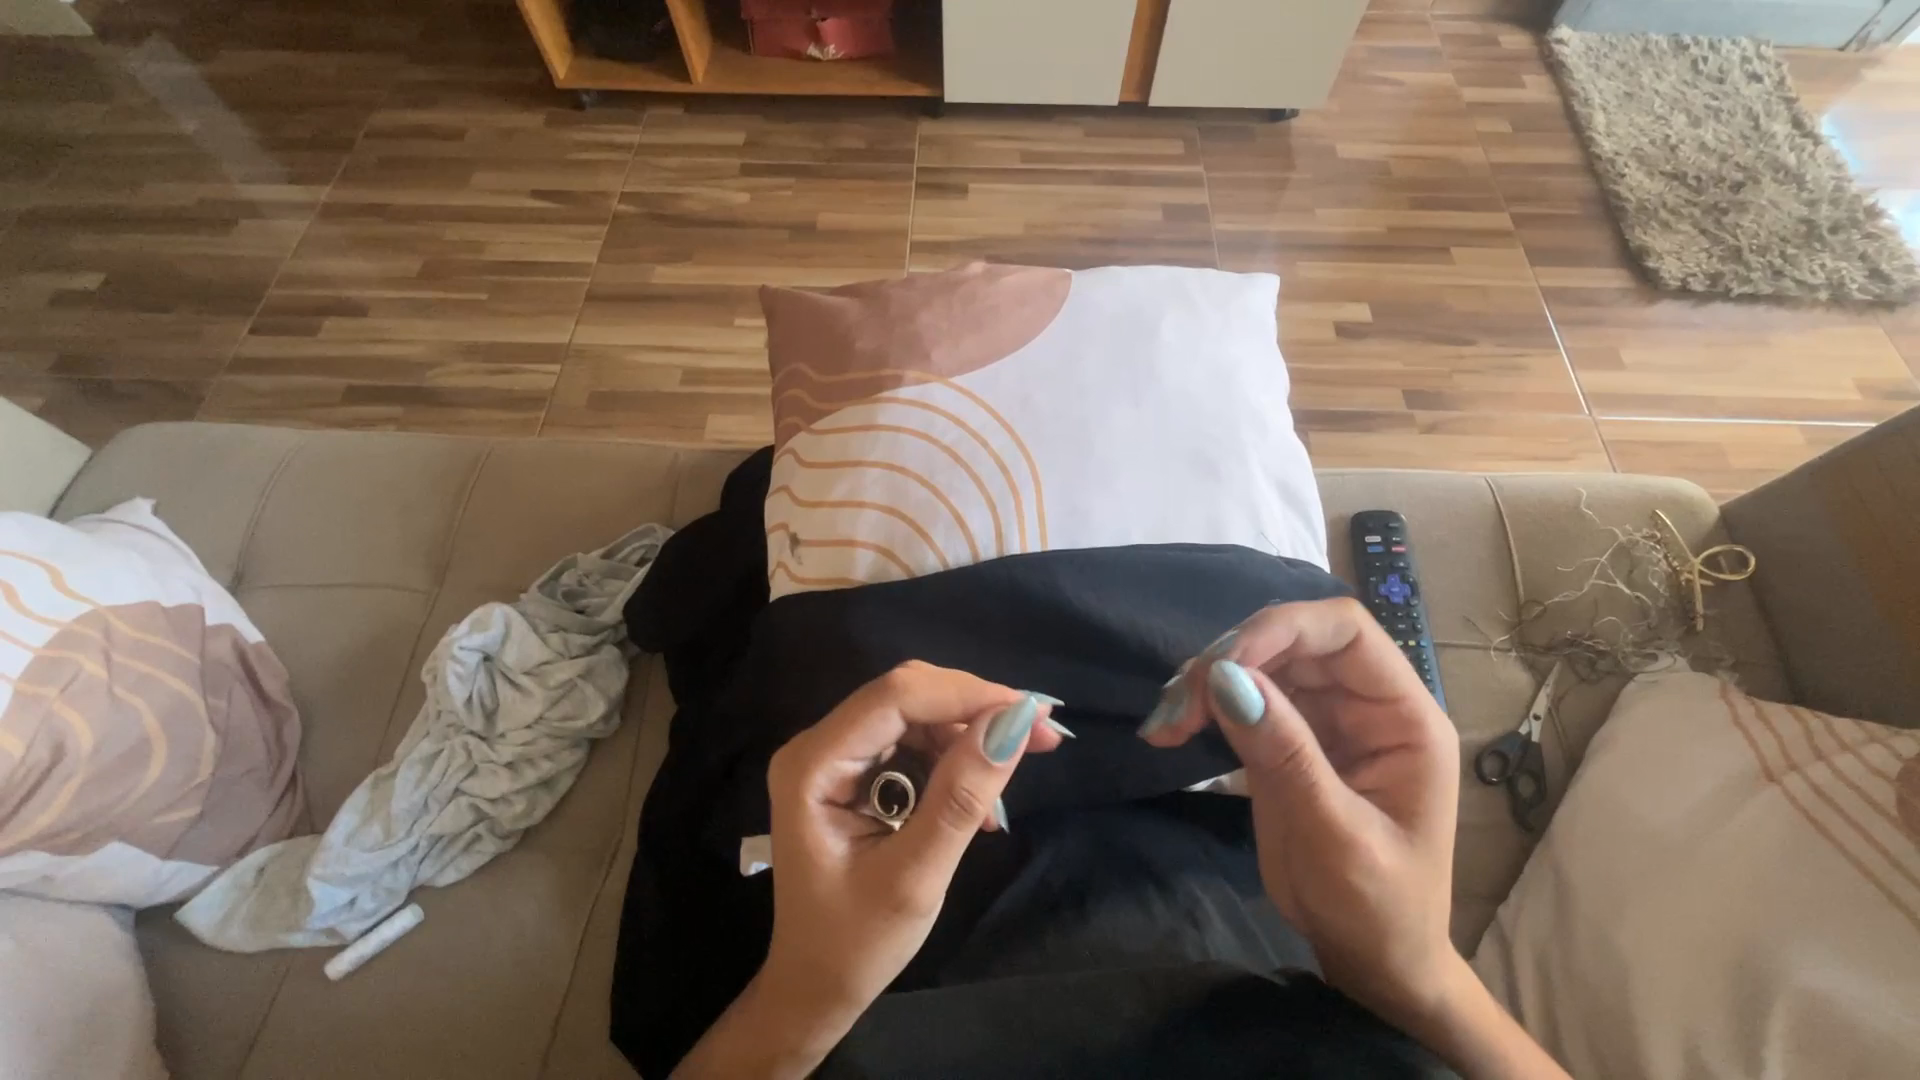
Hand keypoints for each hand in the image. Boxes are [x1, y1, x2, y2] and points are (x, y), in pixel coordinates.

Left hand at [675, 662, 1062, 1078]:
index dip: (966, 694)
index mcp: (814, 766)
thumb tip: (1012, 725)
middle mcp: (818, 746)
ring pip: (915, 713)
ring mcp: (835, 755)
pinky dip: (954, 756)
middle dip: (975, 708)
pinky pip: (912, 740)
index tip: (1032, 712)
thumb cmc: (855, 943)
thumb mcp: (915, 876)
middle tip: (1041, 734)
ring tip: (1017, 764)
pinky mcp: (854, 770)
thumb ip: (960, 798)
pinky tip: (982, 794)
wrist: (816, 983)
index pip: (895, 698)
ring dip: (970, 733)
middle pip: (905, 696)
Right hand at [1139, 597, 1461, 1025]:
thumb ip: (1286, 756)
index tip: (1219, 667)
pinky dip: (1201, 706)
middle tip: (1177, 708)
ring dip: (1205, 683)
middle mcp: (1361, 704)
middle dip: (1229, 660)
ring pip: (1256, 664)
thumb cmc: (1377, 908)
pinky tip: (1171, 730)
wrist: (1368, 956)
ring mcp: (1321, 718)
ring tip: (1167, 725)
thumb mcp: (1337, 838)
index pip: (1345, 632)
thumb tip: (1226, 679)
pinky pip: (1238, 697)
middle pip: (1290, 640)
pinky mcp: (1284, 737)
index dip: (1280, 630)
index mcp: (1402, 717)